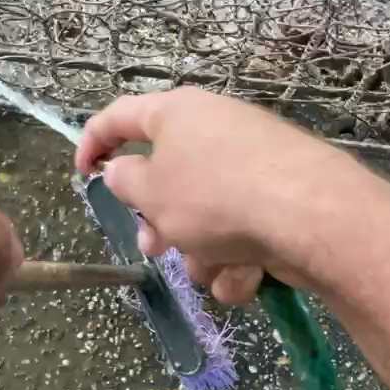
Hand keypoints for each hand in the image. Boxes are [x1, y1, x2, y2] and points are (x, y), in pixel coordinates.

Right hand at [75, 89, 389, 304]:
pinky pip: (239, 235)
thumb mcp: (152, 192)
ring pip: (204, 220)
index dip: (93, 142)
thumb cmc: (214, 197)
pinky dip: (236, 262)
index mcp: (178, 114)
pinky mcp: (279, 202)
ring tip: (214, 267)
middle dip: (161, 224)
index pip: (121, 116)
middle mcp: (215, 132)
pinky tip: (245, 276)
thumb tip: (120, 171)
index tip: (83, 174)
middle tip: (154, 248)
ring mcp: (251, 167)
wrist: (306, 216)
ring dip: (200, 253)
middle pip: (170, 181)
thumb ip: (126, 183)